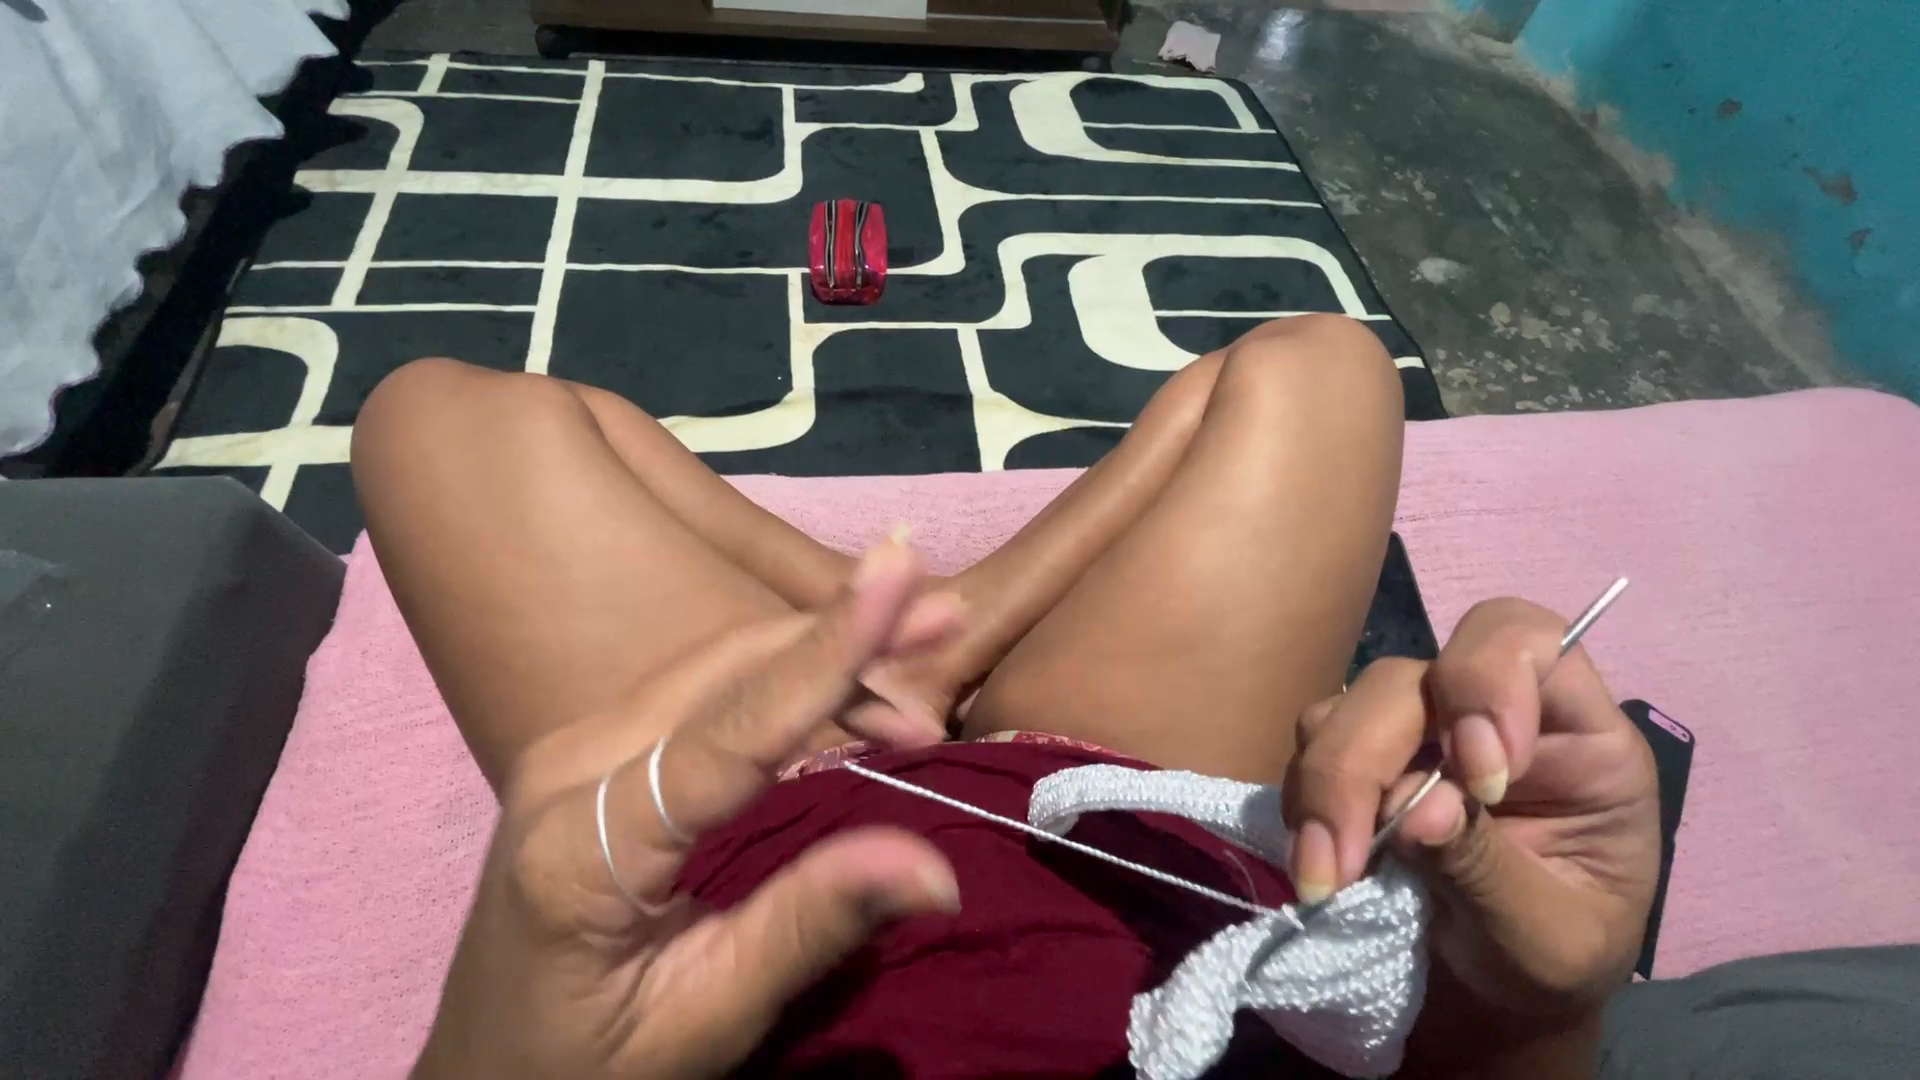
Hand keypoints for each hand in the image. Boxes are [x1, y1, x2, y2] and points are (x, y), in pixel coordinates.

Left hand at [415, 543, 964, 1079]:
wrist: (479, 1072)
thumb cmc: (585, 1066)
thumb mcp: (703, 1019)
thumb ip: (810, 927)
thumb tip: (937, 868)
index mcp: (583, 845)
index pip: (732, 728)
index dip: (824, 650)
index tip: (896, 572)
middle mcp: (575, 762)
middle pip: (732, 665)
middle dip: (844, 631)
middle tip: (943, 619)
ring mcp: (582, 741)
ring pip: (726, 663)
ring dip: (825, 656)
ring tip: (914, 703)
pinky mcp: (602, 741)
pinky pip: (713, 687)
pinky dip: (791, 682)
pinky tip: (848, 709)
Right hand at [1282, 598, 1659, 1023]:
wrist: (1491, 984)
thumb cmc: (1551, 955)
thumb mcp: (1550, 938)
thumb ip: (1490, 871)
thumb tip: (1414, 813)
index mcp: (1574, 736)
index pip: (1529, 643)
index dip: (1486, 681)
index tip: (1480, 778)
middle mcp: (1482, 712)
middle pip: (1404, 682)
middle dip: (1364, 764)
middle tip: (1344, 860)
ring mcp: (1411, 728)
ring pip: (1344, 708)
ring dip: (1324, 787)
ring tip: (1325, 875)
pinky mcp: (1355, 752)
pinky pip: (1310, 745)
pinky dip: (1303, 799)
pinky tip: (1317, 858)